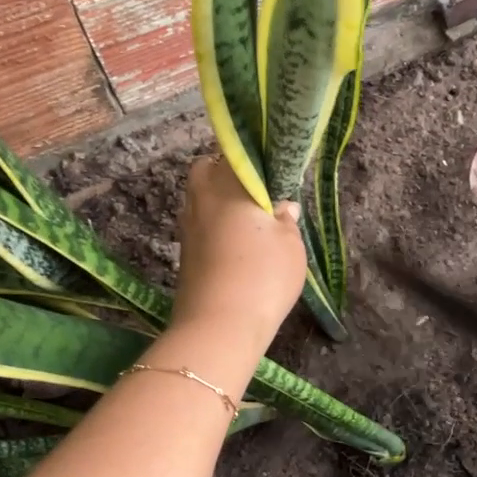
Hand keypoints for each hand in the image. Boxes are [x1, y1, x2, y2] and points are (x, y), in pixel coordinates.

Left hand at [168, 156, 305, 342]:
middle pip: (209, 168)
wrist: (220, 324)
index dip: (257, 156)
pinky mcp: (185, 250)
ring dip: (222, 202)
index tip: (275, 169)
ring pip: (202, 197)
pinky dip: (217, 225)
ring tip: (253, 222)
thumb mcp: (292, 245)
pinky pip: (201, 223)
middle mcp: (202, 196)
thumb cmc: (264, 275)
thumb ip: (287, 221)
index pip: (238, 151)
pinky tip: (239, 245)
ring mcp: (188, 224)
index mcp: (229, 184)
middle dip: (229, 173)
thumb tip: (283, 207)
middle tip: (259, 193)